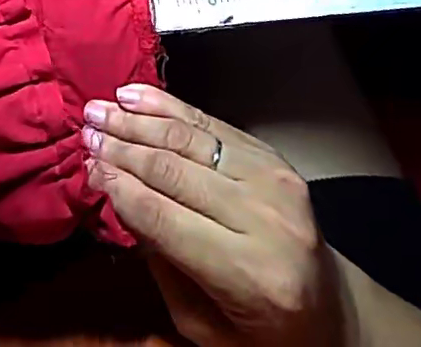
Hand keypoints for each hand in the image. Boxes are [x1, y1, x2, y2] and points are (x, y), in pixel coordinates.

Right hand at [82, 85, 345, 346]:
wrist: (335, 311)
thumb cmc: (261, 329)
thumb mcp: (202, 321)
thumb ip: (159, 256)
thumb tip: (114, 189)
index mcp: (252, 275)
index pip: (162, 216)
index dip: (118, 186)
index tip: (86, 165)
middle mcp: (267, 220)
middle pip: (171, 170)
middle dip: (120, 147)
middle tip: (85, 131)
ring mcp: (274, 181)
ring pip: (186, 138)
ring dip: (135, 121)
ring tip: (98, 109)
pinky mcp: (272, 157)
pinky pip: (209, 122)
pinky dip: (166, 105)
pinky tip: (133, 96)